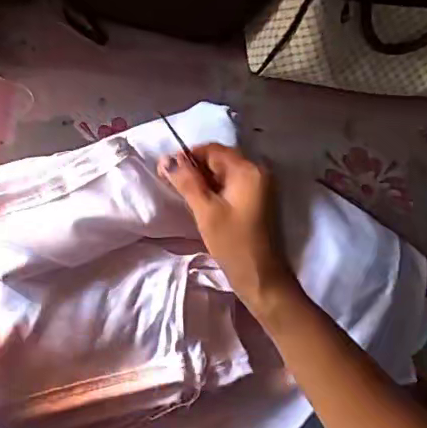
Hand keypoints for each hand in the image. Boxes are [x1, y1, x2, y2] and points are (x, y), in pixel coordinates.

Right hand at [162, 144, 297, 309]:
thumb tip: (167, 159)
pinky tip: (201, 204)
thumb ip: (187, 182)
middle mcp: (258, 172)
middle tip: (171, 183)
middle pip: (220, 159)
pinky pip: (232, 185)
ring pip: (224, 173)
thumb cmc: (233, 244)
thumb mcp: (205, 211)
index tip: (165, 171)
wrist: (261, 277)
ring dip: (203, 180)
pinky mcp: (257, 200)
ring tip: (184, 195)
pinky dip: (215, 190)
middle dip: (194, 168)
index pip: (213, 150)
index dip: (187, 157)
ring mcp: (260, 186)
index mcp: (248, 170)